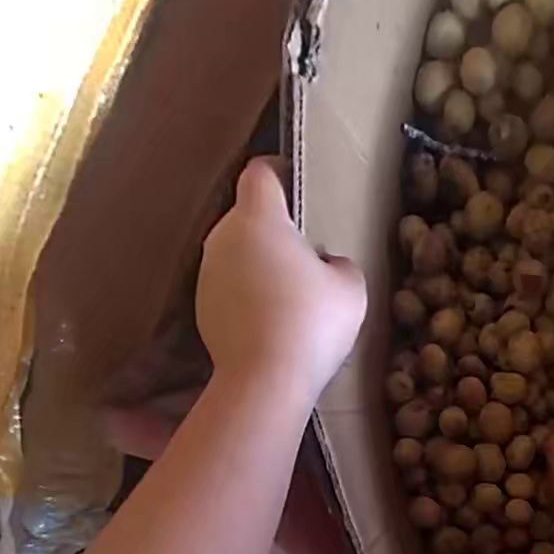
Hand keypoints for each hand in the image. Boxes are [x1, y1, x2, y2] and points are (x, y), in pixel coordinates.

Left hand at [196, 157, 366, 403]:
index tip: (298, 188)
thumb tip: (329, 264)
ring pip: (237, 255)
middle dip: (275, 230)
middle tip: (307, 259)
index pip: (260, 173)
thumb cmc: (312, 323)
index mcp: (259, 220)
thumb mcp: (351, 289)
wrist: (266, 379)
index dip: (280, 173)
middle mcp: (223, 237)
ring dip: (260, 266)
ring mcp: (207, 274)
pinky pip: (230, 289)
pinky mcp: (202, 308)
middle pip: (248, 217)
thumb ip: (342, 264)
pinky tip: (272, 325)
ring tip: (290, 299)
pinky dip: (248, 297)